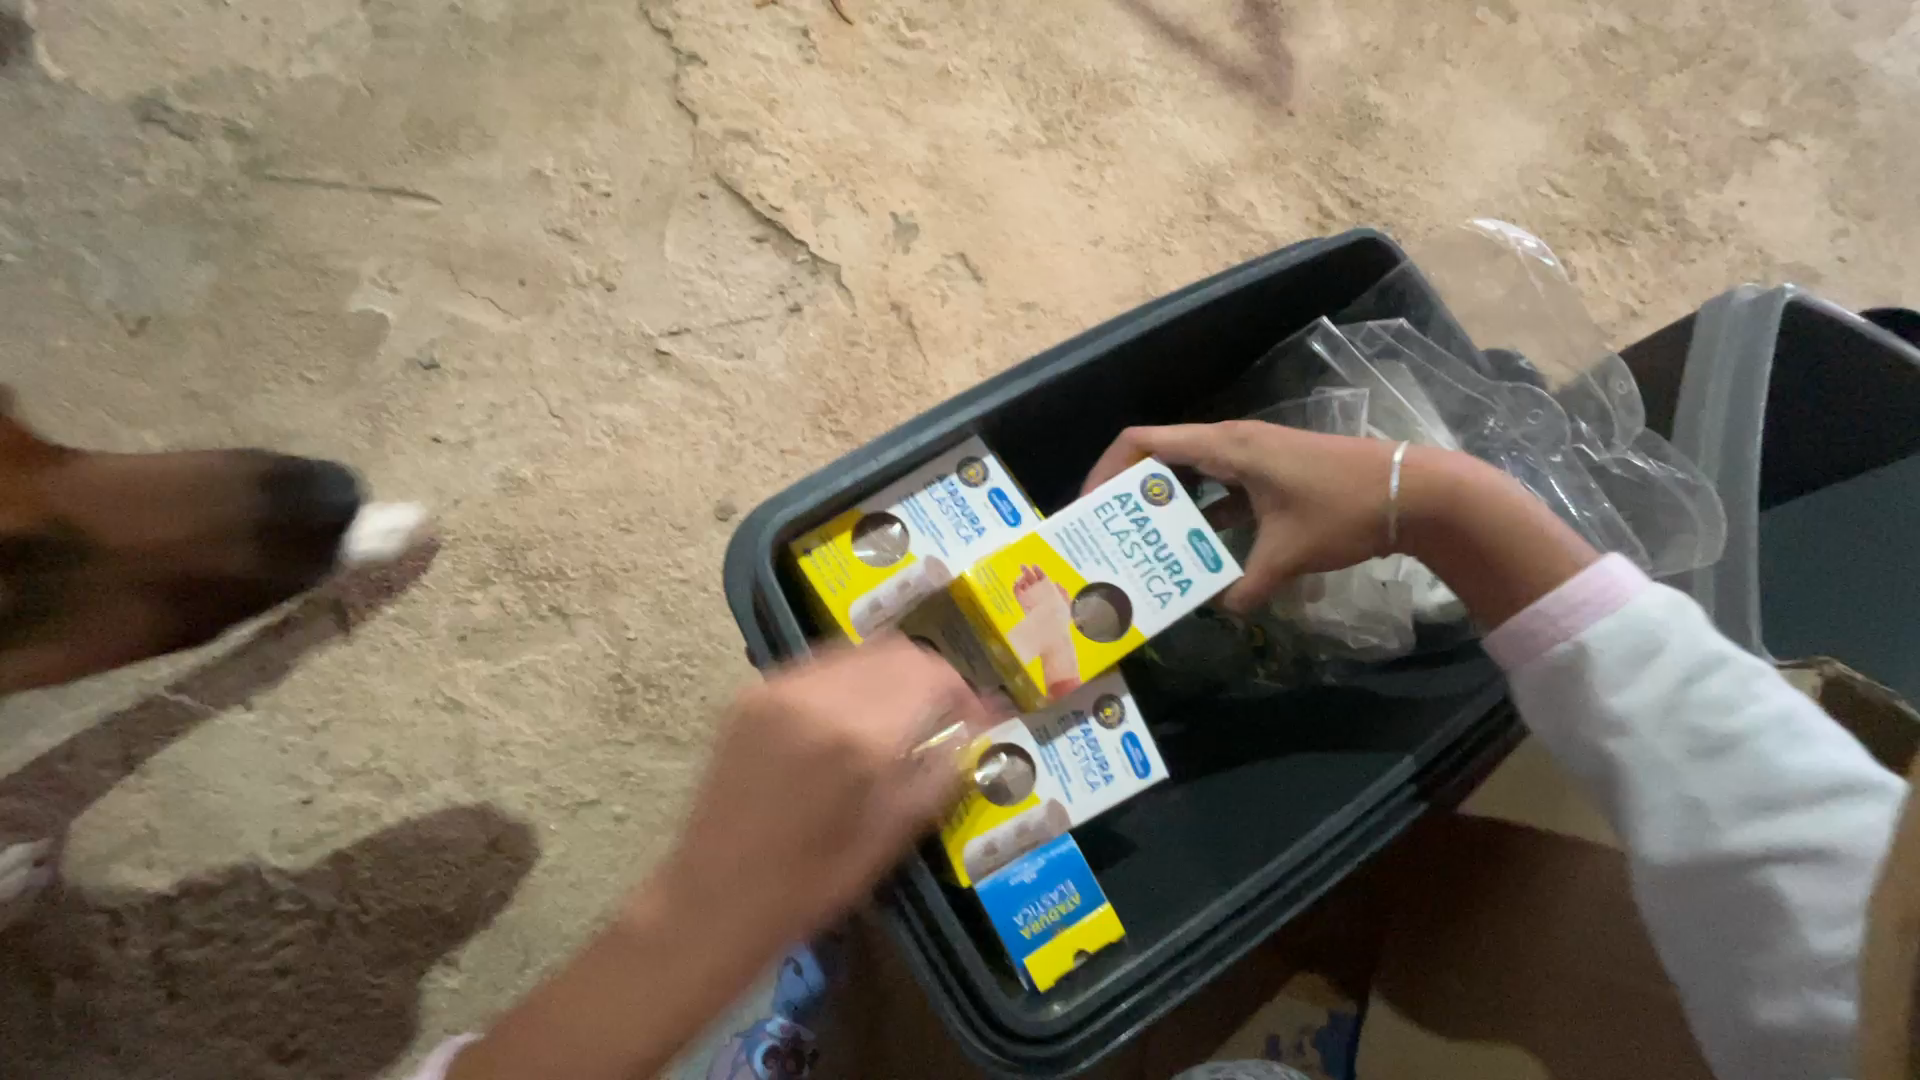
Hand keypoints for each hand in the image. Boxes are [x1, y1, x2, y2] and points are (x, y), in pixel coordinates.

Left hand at [653, 638, 993, 957]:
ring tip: (899, 713)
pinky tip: (852, 715)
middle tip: (941, 712)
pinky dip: (851, 678)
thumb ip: (943, 771)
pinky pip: (821, 664)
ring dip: (891, 673)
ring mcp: (780, 689)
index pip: (931, 676)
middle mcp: (820, 698)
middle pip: (898, 652)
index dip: (962, 690)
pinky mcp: (753, 693)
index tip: (973, 716)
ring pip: (859, 651)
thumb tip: (981, 726)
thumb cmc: (813, 883)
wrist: (713, 898)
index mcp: (860, 739)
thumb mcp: (894, 836)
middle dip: (930, 676)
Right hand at [1083, 422, 1402, 612]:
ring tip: (1144, 542)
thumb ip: (1246, 585)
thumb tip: (1221, 610)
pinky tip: (1195, 546)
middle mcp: (1230, 442)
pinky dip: (1199, 511)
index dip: (1107, 468)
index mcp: (1224, 446)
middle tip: (1110, 531)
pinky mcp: (1268, 471)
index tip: (1090, 507)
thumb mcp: (1289, 554)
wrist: (1416, 491)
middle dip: (1129, 491)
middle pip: (1159, 454)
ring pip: (1188, 472)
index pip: (1143, 441)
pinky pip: (1216, 486)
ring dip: (1165, 503)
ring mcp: (1250, 455)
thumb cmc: (1345, 510)